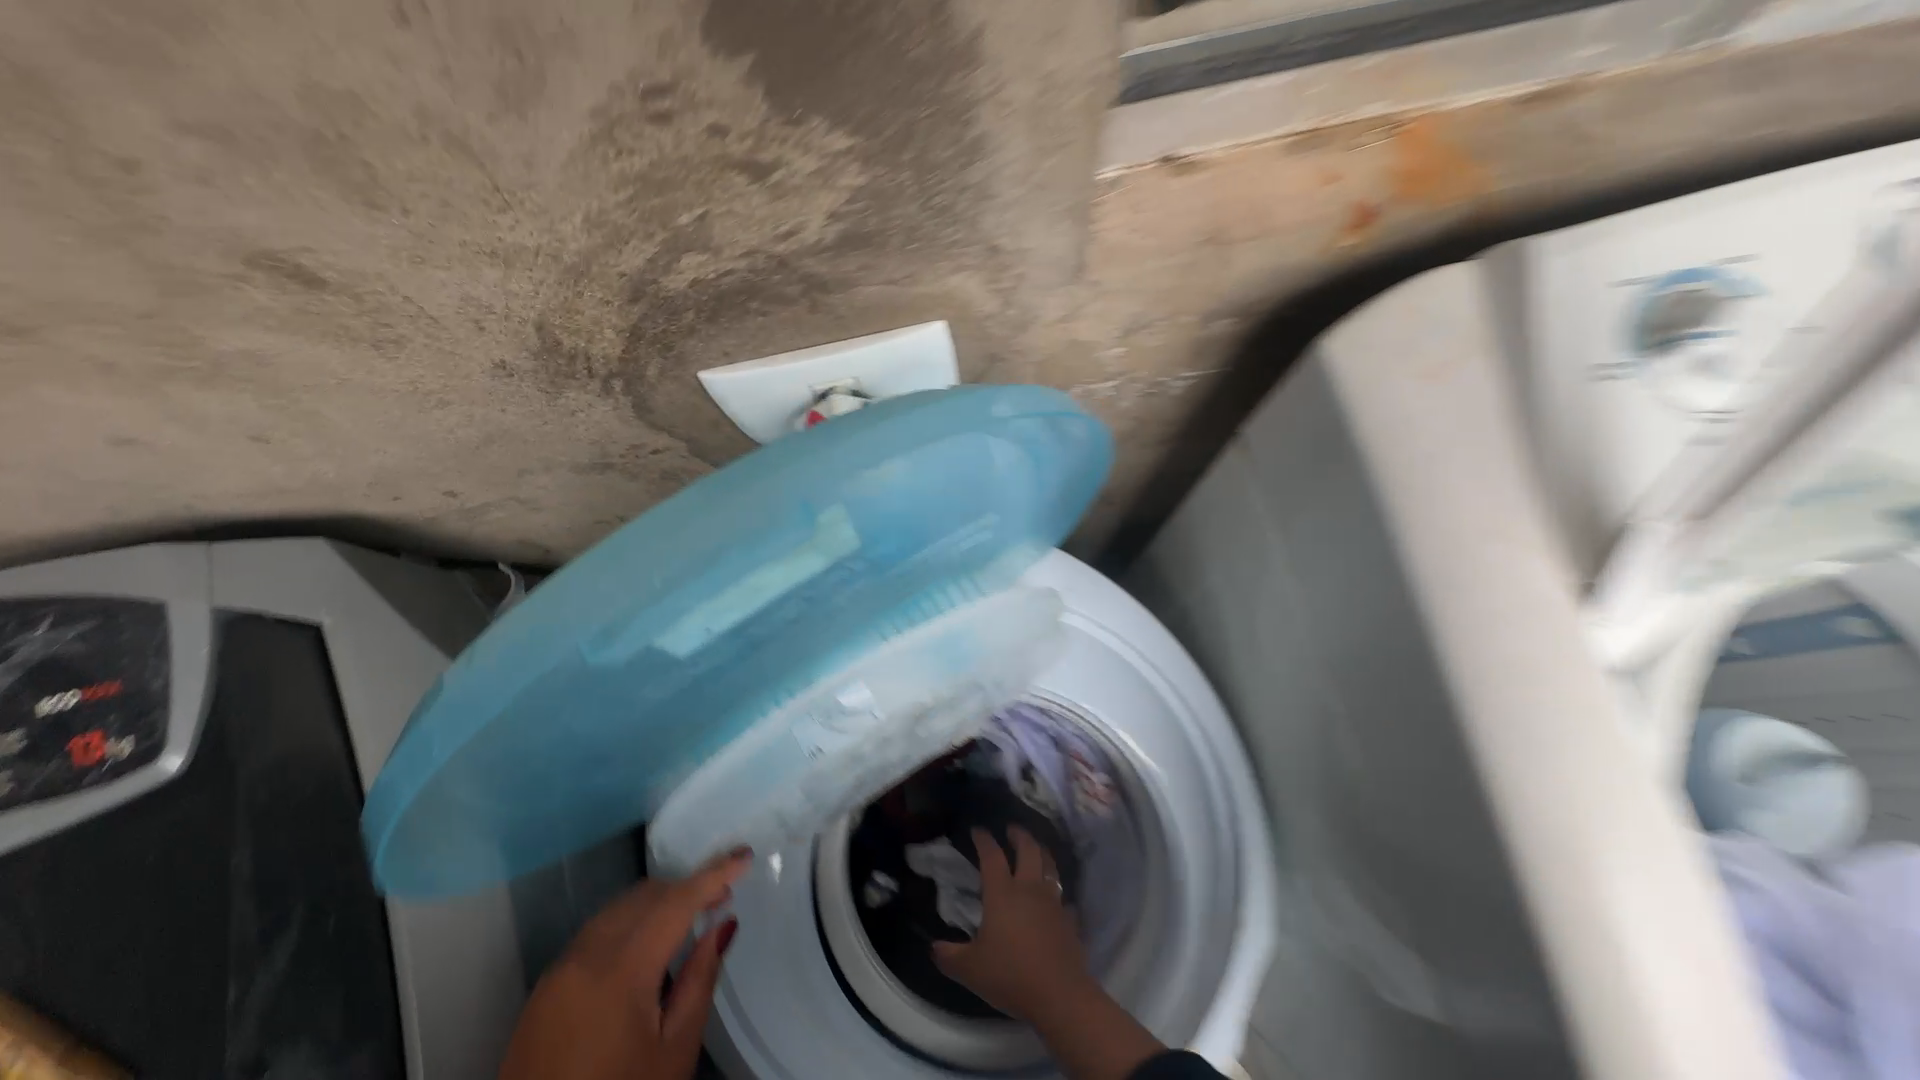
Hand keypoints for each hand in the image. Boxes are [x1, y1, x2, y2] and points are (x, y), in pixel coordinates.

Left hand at [497, 849, 750, 1079]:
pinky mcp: (545, 986)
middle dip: (686, 887)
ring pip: (616, 909)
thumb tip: (721, 926)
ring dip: (656, 903)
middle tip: (723, 897)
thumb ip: (699, 981)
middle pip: (643, 896)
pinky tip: (647, 946)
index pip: (676, 903)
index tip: (744, 856)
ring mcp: (560, 968)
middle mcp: (585, 955)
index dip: (713, 875)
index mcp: (621, 969)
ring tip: (690, 919)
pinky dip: (628, 923)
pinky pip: (595, 933)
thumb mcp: (674, 1050)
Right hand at [932, 827, 1091, 1021]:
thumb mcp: (969, 969)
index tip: (978, 830)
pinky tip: (1055, 900)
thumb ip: (948, 954)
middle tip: (1011, 829)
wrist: (1058, 995)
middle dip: (1019, 835)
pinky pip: (1064, 899)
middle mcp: (1029, 890)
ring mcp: (1053, 904)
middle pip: (1029, 850)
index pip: (991, 856)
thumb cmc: (1009, 975)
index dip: (984, 840)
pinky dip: (1057, 893)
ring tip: (1036, 849)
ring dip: (1042, 853)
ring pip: (1050, 867)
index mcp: (1002, 894)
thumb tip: (934, 946)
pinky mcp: (1070, 921)